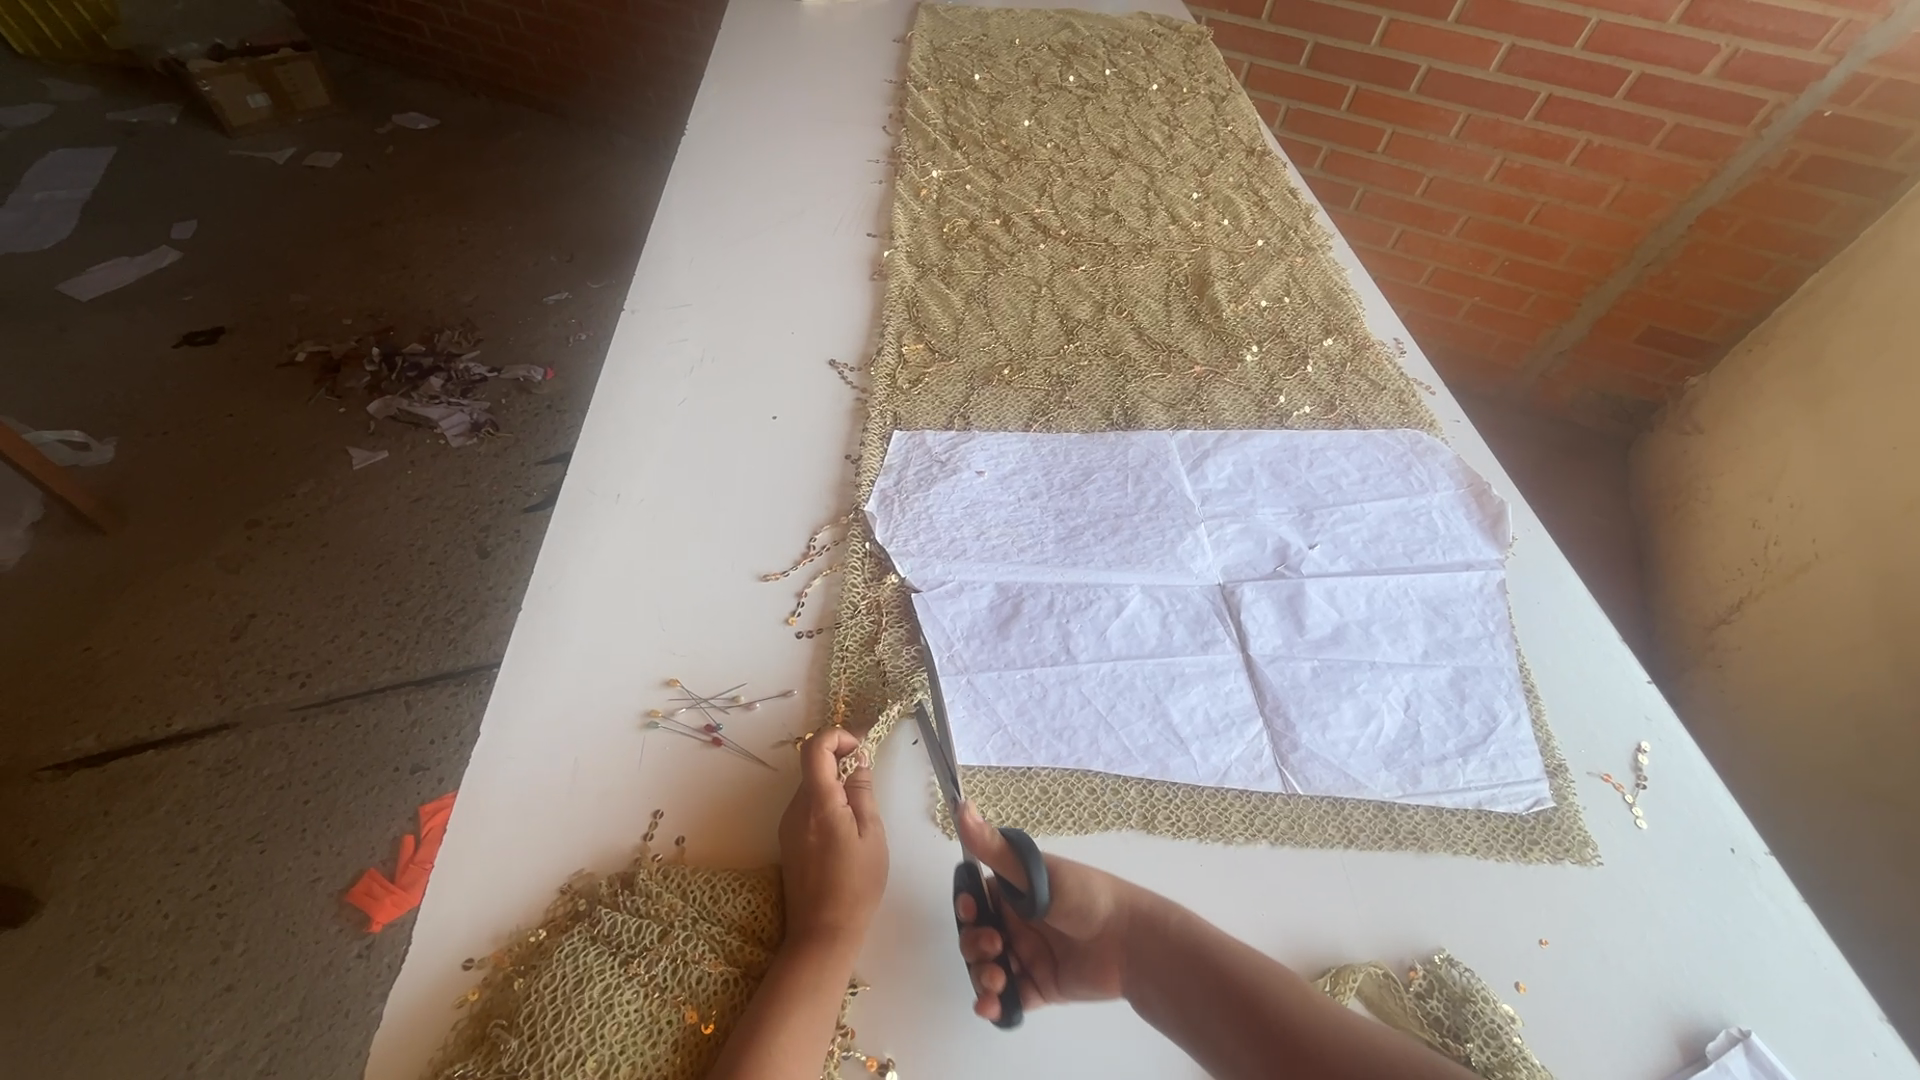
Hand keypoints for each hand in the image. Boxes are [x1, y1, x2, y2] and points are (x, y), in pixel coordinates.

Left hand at [778, 728, 887, 953]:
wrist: (822, 933)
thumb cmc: (856, 885)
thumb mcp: (872, 834)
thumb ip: (862, 792)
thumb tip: (858, 761)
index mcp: (818, 803)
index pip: (814, 748)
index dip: (837, 737)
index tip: (860, 750)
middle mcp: (796, 809)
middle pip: (814, 766)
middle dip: (842, 764)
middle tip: (868, 783)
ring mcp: (789, 825)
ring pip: (812, 787)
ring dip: (836, 786)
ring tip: (861, 816)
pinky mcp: (789, 840)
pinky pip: (808, 808)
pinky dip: (827, 805)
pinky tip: (845, 833)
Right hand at [954, 802, 1146, 1022]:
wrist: (1130, 943)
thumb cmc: (1084, 898)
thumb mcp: (1036, 872)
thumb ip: (994, 848)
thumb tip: (961, 806)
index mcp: (1017, 892)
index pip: (978, 900)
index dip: (968, 909)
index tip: (971, 913)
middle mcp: (1020, 923)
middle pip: (978, 936)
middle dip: (974, 944)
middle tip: (994, 945)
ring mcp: (1030, 957)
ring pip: (989, 968)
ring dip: (982, 975)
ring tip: (997, 979)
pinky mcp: (1040, 987)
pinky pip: (1009, 999)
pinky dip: (994, 1004)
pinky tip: (990, 1005)